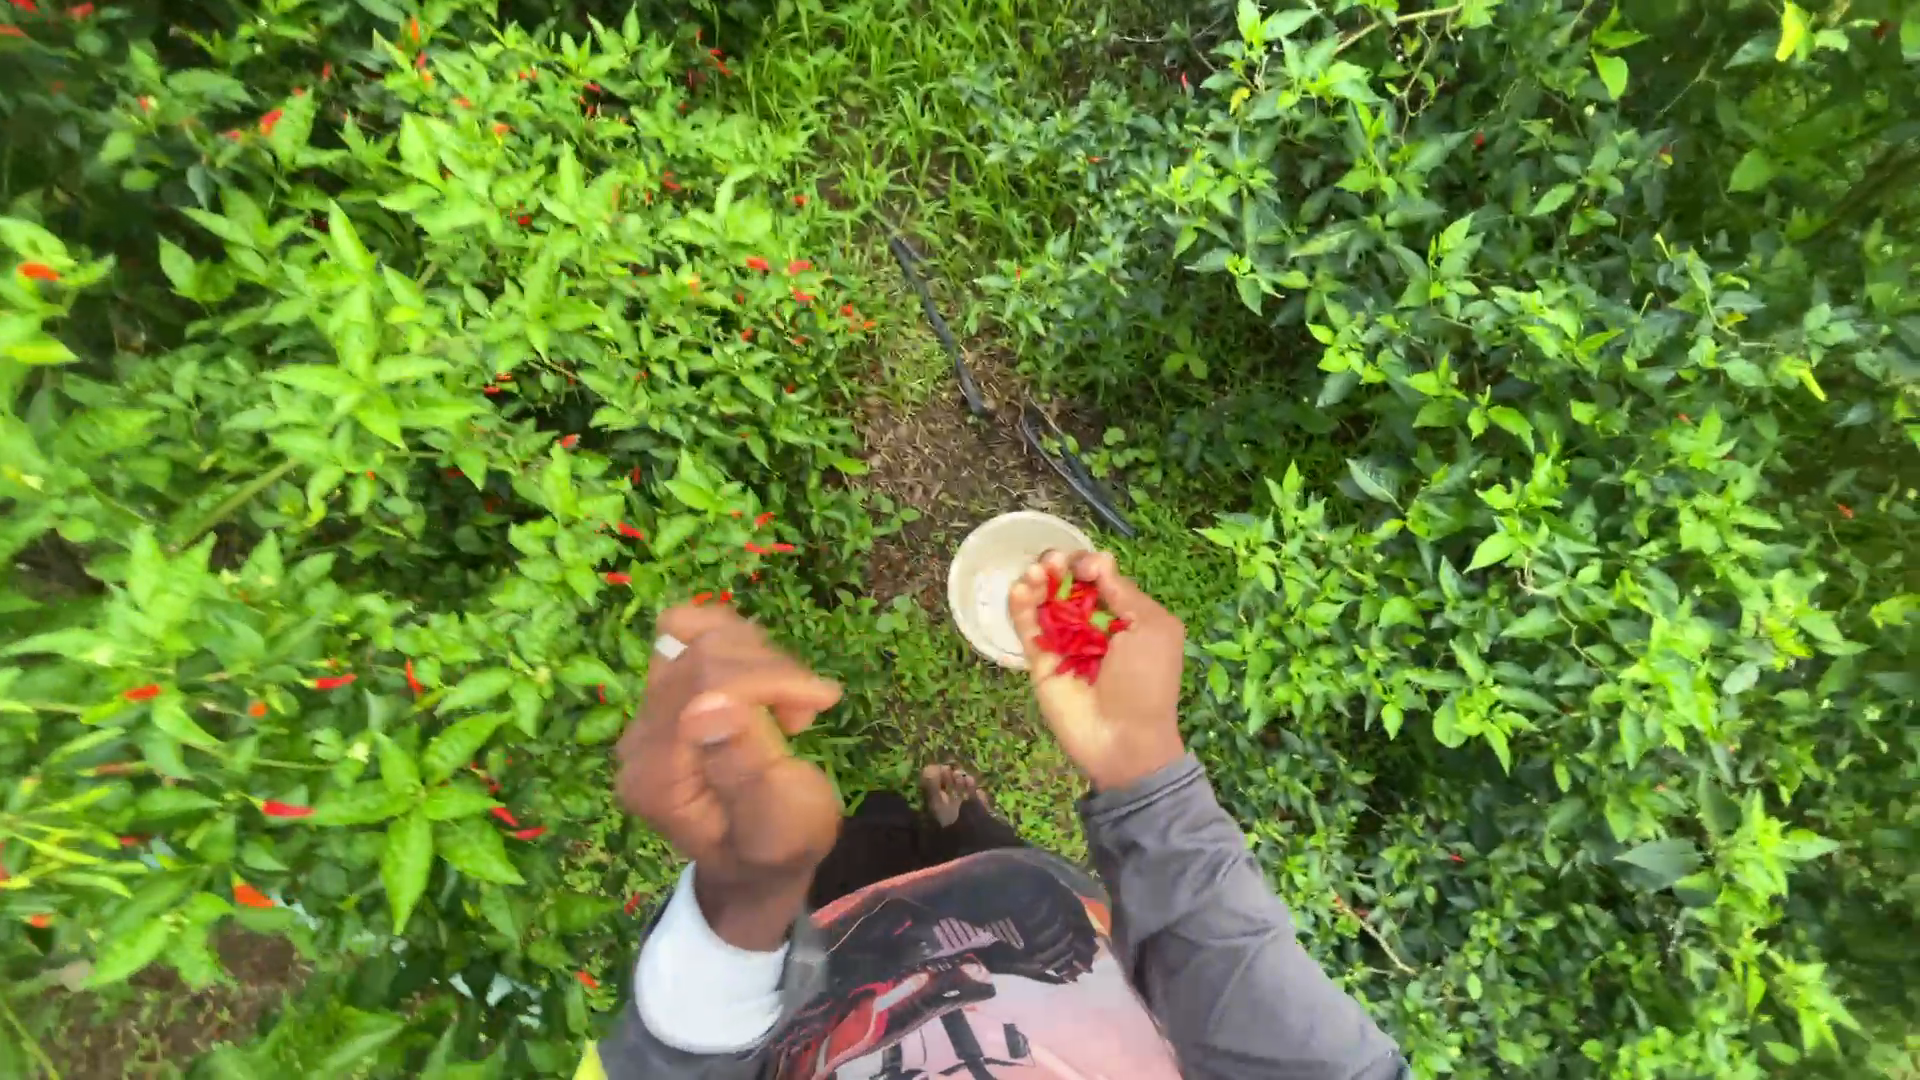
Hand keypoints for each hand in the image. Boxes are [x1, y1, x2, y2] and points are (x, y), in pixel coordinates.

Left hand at [615, 604, 843, 948]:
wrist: (757, 863)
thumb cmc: (779, 846)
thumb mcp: (782, 819)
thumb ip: (746, 765)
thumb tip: (710, 703)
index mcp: (658, 778)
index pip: (706, 686)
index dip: (770, 679)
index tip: (824, 699)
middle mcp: (638, 741)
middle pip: (701, 655)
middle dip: (771, 669)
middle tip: (809, 710)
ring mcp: (646, 715)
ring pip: (698, 636)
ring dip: (759, 656)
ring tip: (789, 700)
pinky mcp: (663, 697)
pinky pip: (687, 633)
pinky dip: (734, 640)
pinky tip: (761, 671)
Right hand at [1008, 550, 1186, 792]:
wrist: (1124, 739)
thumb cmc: (1147, 680)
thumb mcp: (1152, 628)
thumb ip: (1123, 591)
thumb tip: (1097, 561)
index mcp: (1122, 615)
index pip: (1098, 577)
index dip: (1088, 564)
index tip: (1086, 567)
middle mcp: (1089, 625)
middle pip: (1065, 584)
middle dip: (1058, 567)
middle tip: (1052, 563)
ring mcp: (1062, 642)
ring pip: (1042, 601)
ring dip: (1036, 580)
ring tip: (1036, 573)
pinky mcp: (1039, 660)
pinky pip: (1026, 627)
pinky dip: (1020, 604)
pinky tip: (1021, 589)